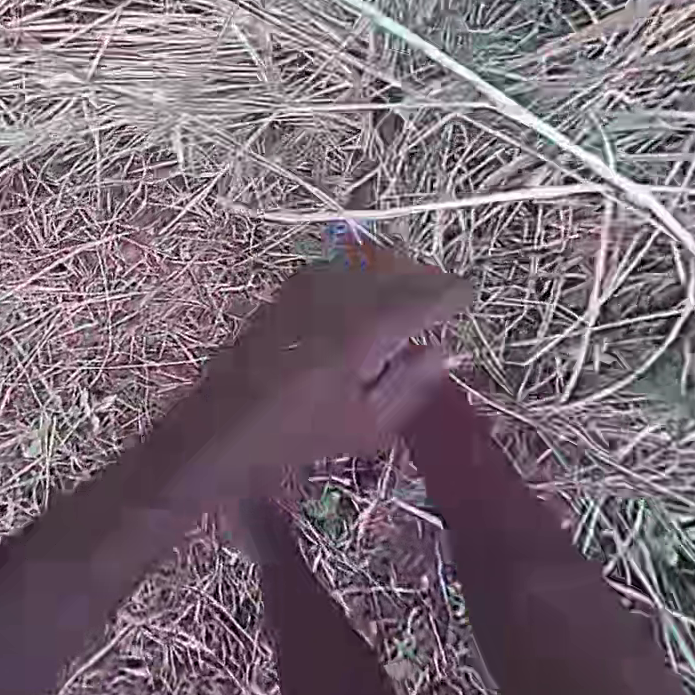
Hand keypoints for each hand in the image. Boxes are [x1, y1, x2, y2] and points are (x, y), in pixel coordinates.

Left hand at [174, 251, 472, 470]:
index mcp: (362, 332)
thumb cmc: (299, 435)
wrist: (224, 425)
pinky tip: (361, 295)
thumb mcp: (368, 424)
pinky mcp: (281, 294)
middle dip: (424, 278)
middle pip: (392, 267)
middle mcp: (333, 299)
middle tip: (442, 299)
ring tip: (407, 295)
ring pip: (360, 259)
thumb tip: (447, 348)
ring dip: (391, 269)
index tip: (470, 296)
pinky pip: (330, 266)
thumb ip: (412, 382)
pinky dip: (356, 270)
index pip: (421, 296)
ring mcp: (302, 291)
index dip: (452, 293)